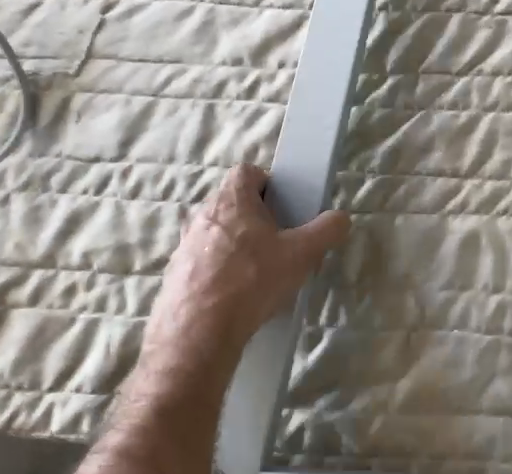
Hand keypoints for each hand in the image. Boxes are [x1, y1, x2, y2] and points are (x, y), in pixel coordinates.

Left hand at [144, 163, 351, 367]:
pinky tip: (237, 296)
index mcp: (230, 202)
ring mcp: (181, 250)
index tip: (284, 204)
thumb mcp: (304, 253)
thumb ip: (329, 228)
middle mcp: (200, 219)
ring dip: (237, 245)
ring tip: (259, 272)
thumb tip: (339, 219)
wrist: (195, 339)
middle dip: (255, 217)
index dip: (268, 182)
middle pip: (231, 203)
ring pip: (216, 235)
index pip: (245, 171)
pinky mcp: (172, 279)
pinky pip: (202, 263)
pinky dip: (219, 272)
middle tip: (279, 239)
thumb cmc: (251, 282)